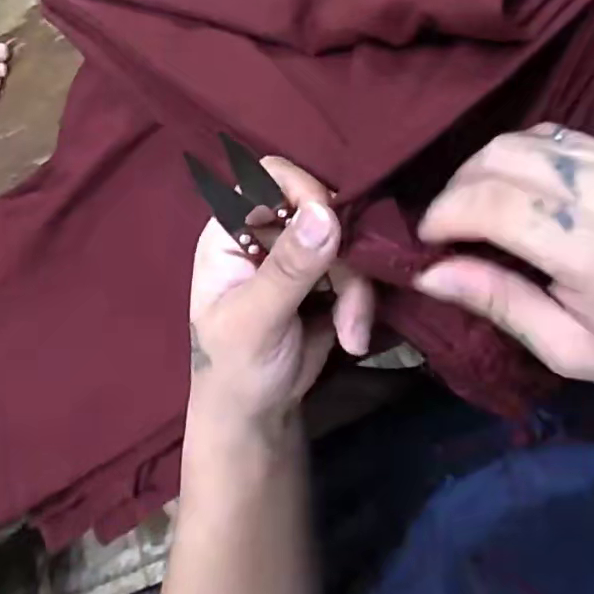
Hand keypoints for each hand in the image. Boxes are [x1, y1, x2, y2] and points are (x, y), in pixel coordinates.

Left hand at [187, 157, 375, 431]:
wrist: (259, 415)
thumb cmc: (235, 367)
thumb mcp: (256, 320)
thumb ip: (288, 268)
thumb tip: (323, 212)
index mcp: (231, 230)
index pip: (267, 178)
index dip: (302, 189)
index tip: (331, 223)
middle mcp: (266, 231)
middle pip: (320, 208)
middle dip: (342, 257)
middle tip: (350, 300)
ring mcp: (299, 252)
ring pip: (347, 240)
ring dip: (357, 289)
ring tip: (351, 335)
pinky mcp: (328, 275)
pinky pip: (359, 267)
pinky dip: (362, 302)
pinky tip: (353, 337)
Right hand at [412, 124, 593, 412]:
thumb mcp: (569, 351)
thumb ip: (497, 301)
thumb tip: (426, 273)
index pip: (492, 204)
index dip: (443, 216)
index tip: (425, 243)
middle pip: (496, 160)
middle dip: (454, 192)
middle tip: (446, 231)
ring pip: (513, 141)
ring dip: (477, 173)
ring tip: (473, 214)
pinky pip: (541, 137)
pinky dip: (510, 160)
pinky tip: (511, 194)